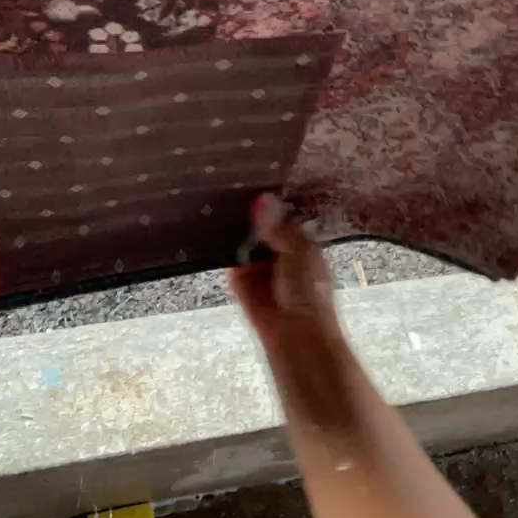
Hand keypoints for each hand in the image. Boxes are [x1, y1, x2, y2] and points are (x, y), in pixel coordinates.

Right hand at [228, 193, 339, 345]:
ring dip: (233, 230)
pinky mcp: (240, 283)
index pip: (283, 217)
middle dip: (248, 214)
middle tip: (228, 189)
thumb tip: (262, 198)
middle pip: (260, 227)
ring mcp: (259, 269)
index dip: (269, 203)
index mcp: (302, 244)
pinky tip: (210, 230)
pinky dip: (222, 250)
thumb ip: (278, 226)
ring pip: (244, 243)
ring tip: (215, 202)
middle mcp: (280, 254)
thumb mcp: (298, 251)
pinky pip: (230, 261)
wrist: (297, 335)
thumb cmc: (308, 291)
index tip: (252, 182)